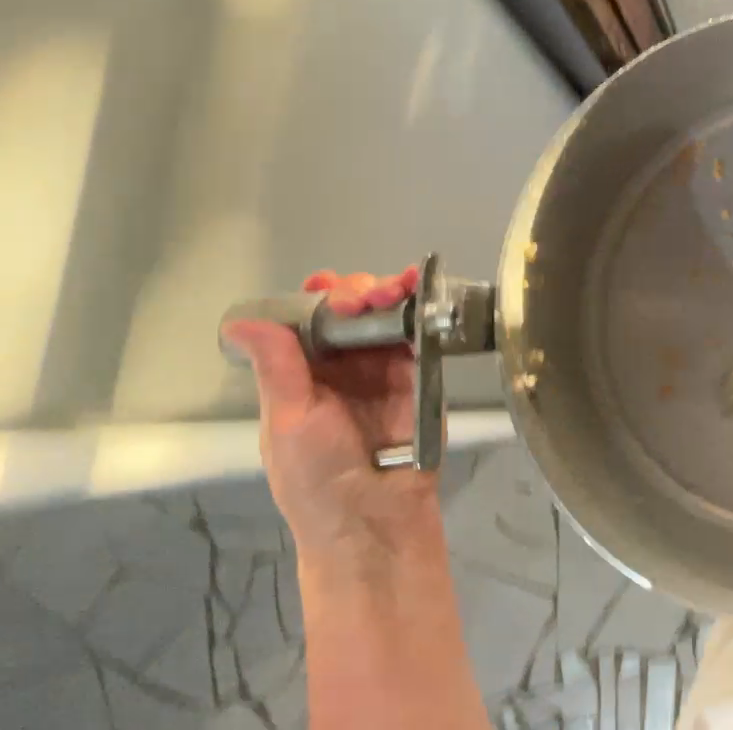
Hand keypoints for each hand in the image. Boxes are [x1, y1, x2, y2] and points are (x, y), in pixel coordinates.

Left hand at [221, 268, 440, 570]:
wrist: (374, 512)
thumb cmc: (317, 473)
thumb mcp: (290, 421)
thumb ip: (278, 368)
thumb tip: (243, 321)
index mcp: (299, 376)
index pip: (305, 324)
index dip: (316, 299)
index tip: (328, 286)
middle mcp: (340, 368)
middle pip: (350, 314)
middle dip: (359, 293)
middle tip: (368, 296)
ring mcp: (381, 372)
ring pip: (385, 320)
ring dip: (391, 295)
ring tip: (400, 287)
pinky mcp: (419, 377)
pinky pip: (418, 338)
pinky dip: (420, 314)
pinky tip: (422, 295)